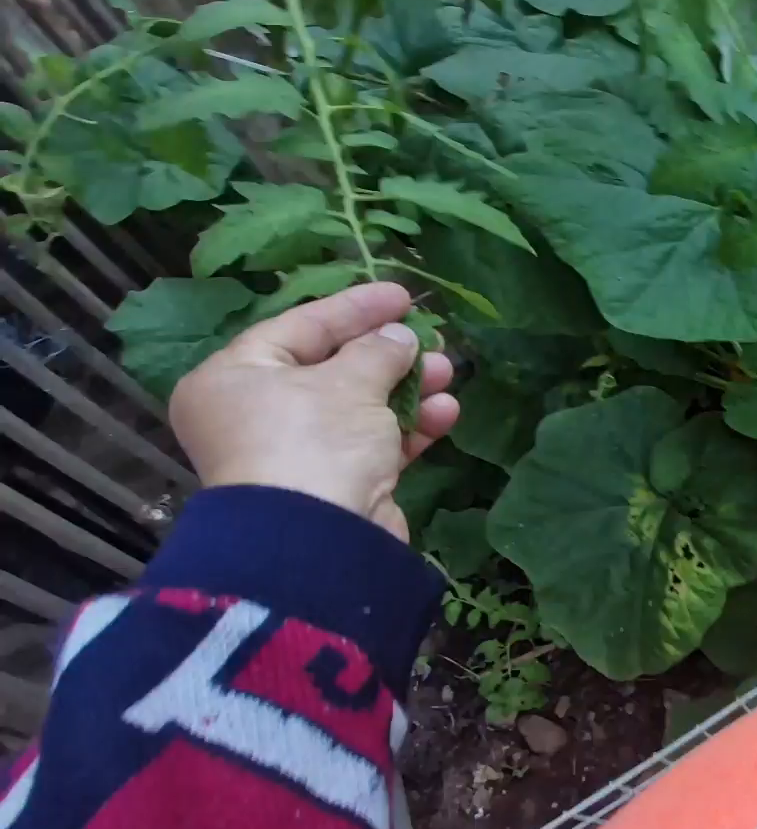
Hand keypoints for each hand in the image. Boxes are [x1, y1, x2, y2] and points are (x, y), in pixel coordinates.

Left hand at [169, 282, 458, 541]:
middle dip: (390, 354)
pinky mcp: (343, 479)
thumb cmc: (314, 440)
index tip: (401, 294)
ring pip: (365, 406)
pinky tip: (448, 413)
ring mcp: (305, 449)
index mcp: (236, 379)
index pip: (299, 328)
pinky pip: (380, 442)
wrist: (319, 534)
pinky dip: (413, 426)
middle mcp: (262, 412)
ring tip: (448, 373)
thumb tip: (400, 336)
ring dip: (410, 389)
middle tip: (433, 339)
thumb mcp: (347, 383)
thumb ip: (377, 352)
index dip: (353, 309)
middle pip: (335, 369)